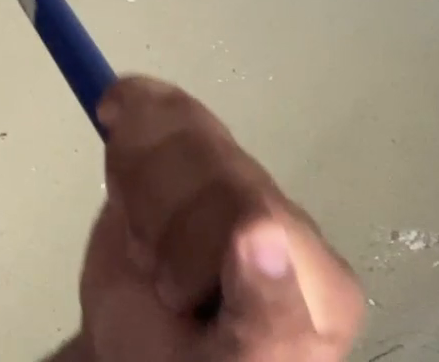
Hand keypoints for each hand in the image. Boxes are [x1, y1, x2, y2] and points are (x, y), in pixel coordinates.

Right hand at [73, 78, 364, 360]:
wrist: (131, 356)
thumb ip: (266, 314)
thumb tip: (262, 225)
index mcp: (316, 273)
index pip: (251, 204)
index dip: (189, 230)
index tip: (174, 292)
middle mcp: (282, 217)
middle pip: (209, 159)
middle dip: (158, 218)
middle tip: (162, 281)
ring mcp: (228, 177)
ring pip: (174, 122)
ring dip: (135, 184)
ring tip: (145, 245)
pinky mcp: (179, 151)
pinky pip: (149, 101)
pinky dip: (122, 136)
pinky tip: (124, 180)